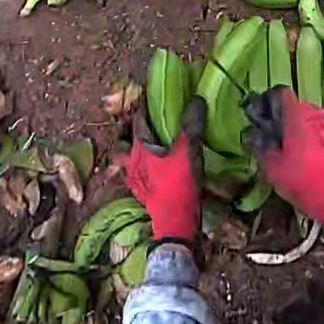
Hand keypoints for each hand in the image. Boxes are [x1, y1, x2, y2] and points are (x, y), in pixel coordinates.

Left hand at [123, 110, 200, 243]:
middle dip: (135, 128)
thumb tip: (197, 99)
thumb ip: (192, 124)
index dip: (145, 107)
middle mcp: (132, 159)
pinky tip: (153, 166)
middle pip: (127, 137)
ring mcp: (134, 177)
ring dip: (134, 148)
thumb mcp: (188, 151)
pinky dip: (141, 165)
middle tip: (150, 121)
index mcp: (140, 146)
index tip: (154, 98)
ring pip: (127, 156)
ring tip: (149, 144)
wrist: (175, 224)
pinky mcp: (140, 191)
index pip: (138, 119)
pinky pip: (135, 172)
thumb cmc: (179, 185)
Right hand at [250, 89, 323, 265]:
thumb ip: (265, 152)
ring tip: (305, 165)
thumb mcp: (279, 176)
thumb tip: (257, 137)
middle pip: (298, 112)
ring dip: (308, 139)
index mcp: (298, 115)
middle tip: (282, 152)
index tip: (263, 125)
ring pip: (316, 126)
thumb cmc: (317, 186)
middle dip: (288, 127)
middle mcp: (321, 113)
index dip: (268, 107)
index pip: (279, 95)